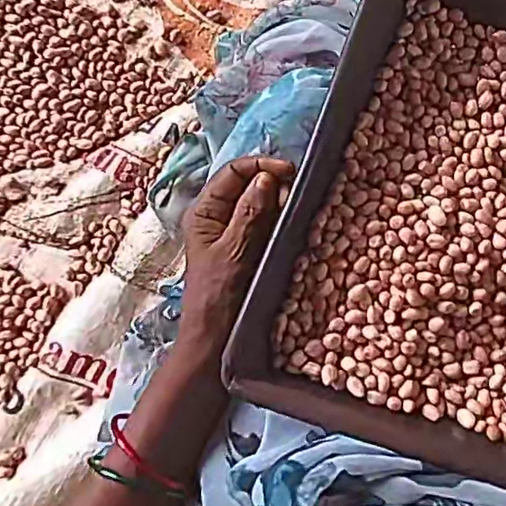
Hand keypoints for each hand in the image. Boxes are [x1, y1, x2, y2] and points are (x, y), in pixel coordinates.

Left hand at [179, 156, 294, 353]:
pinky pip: (268, 223)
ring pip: (261, 203)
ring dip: (282, 201)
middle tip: (299, 192)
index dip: (261, 165)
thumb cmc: (217, 298)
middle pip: (249, 184)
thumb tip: (266, 178)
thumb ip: (249, 214)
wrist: (215, 340)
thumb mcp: (233, 253)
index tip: (290, 171)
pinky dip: (283, 219)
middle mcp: (219, 217)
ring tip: (300, 206)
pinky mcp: (250, 247)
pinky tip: (296, 222)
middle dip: (274, 182)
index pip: (233, 172)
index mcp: (205, 212)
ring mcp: (235, 232)